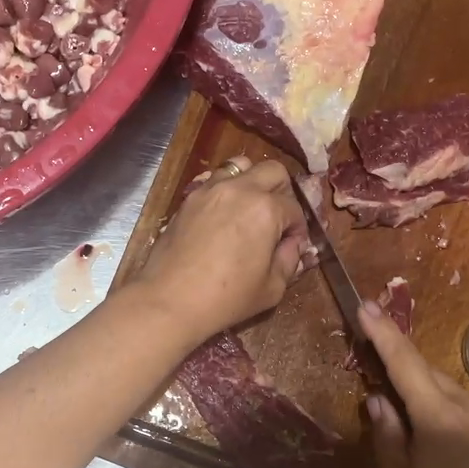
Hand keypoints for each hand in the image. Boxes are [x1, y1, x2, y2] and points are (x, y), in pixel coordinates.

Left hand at [128, 159, 307, 338]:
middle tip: (277, 220)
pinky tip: (223, 214)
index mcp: (266, 209)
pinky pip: (212, 180)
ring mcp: (210, 190)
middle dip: (282, 193)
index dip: (298, 229)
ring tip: (249, 210)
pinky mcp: (188, 199)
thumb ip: (289, 261)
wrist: (170, 301)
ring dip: (252, 183)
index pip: (294, 208)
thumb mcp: (271, 288)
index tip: (292, 246)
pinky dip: (225, 189)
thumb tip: (292, 246)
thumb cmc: (226, 299)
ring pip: (240, 167)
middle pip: (272, 171)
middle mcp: (240, 189)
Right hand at [360, 302, 468, 467]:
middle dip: (398, 360)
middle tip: (369, 350)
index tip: (365, 305)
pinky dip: (438, 405)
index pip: (405, 362)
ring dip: (419, 386)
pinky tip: (424, 422)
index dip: (383, 333)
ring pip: (446, 391)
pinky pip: (461, 409)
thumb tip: (378, 399)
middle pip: (427, 373)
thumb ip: (387, 436)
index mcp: (439, 417)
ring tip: (392, 393)